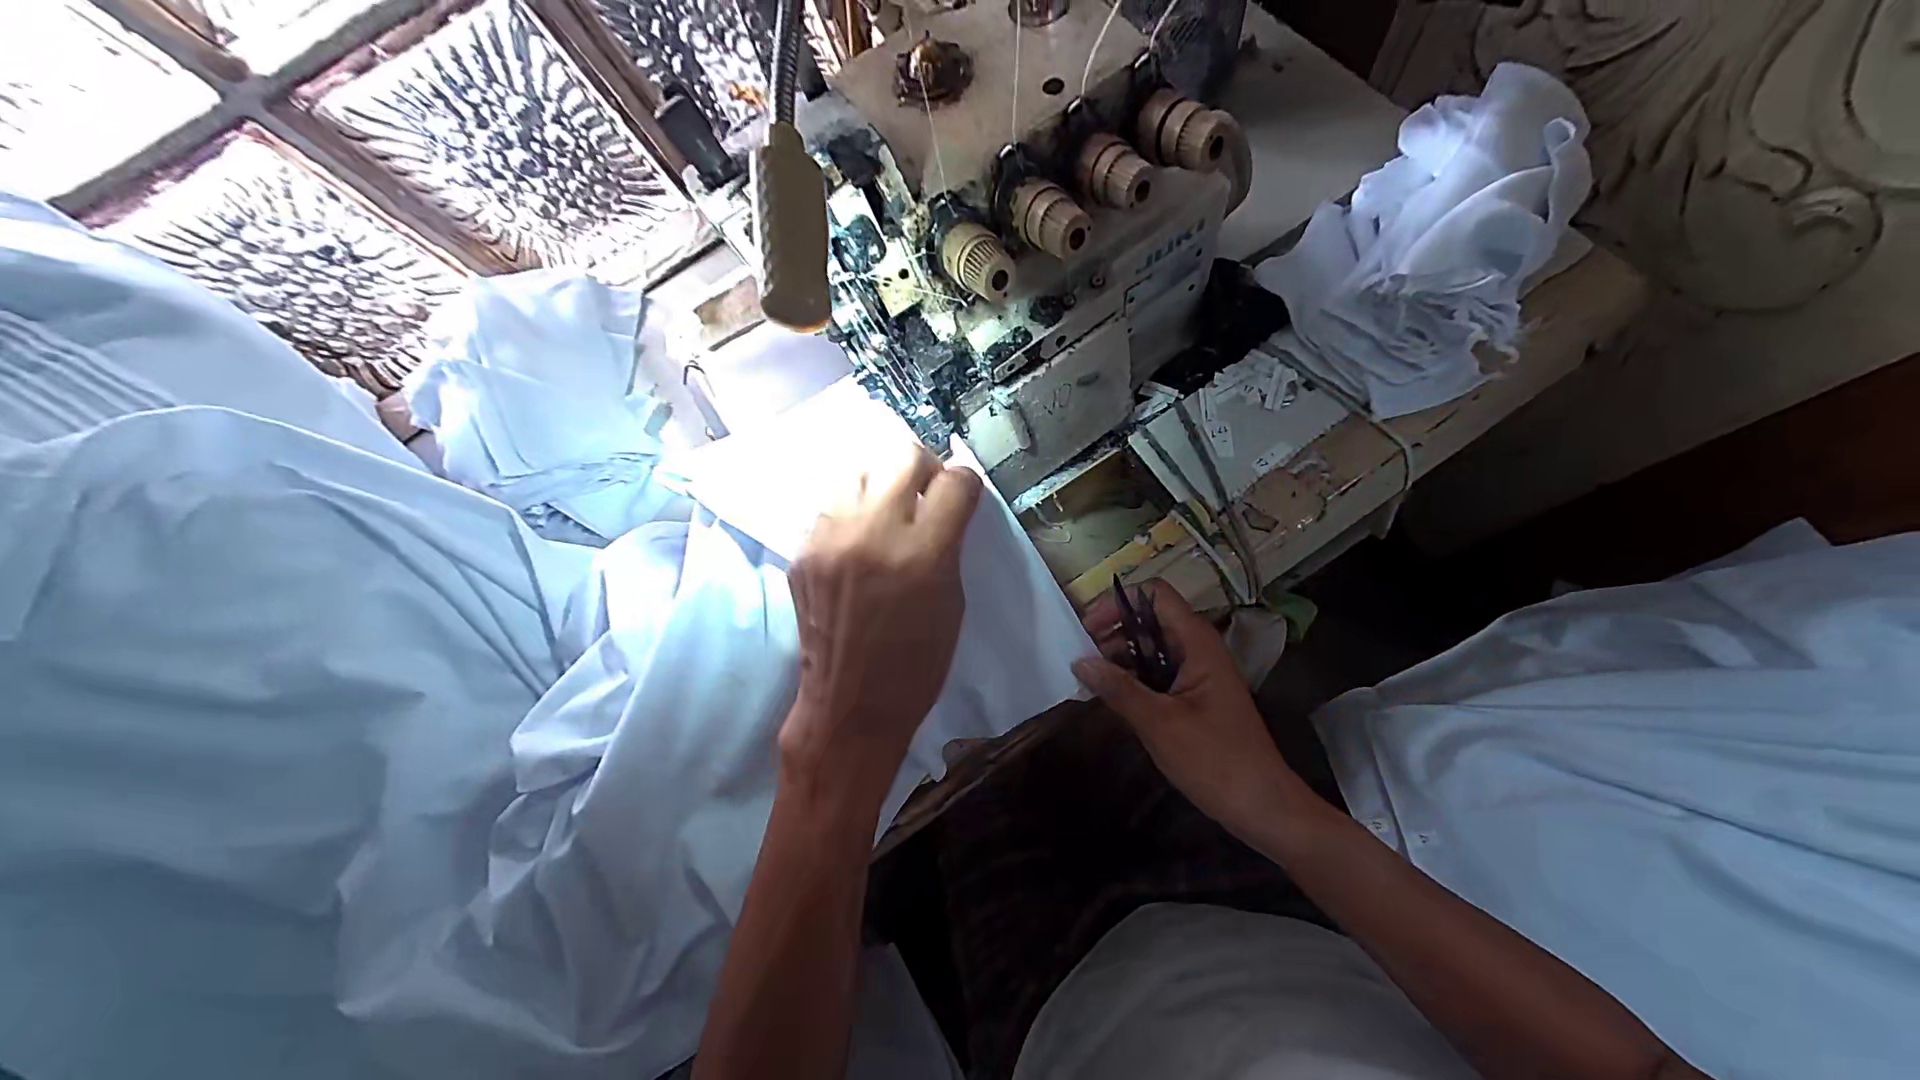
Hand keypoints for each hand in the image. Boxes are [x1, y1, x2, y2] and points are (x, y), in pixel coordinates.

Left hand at [780, 444, 983, 813]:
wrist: (850, 704)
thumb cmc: (916, 663)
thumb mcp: (952, 600)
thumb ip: (948, 543)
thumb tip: (944, 504)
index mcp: (923, 554)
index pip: (955, 481)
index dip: (965, 484)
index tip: (961, 495)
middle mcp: (873, 534)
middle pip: (903, 456)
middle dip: (923, 470)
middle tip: (925, 495)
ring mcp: (830, 539)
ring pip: (861, 471)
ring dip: (882, 487)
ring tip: (888, 516)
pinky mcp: (802, 551)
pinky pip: (833, 506)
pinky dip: (852, 514)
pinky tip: (858, 542)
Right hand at [1073, 582, 1317, 839]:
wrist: (1263, 807)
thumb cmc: (1215, 760)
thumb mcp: (1159, 723)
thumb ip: (1118, 688)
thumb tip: (1080, 661)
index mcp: (1198, 643)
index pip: (1155, 595)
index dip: (1119, 602)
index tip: (1088, 629)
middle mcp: (1199, 649)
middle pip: (1150, 619)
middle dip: (1113, 631)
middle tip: (1083, 658)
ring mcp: (1199, 673)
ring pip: (1152, 647)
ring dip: (1121, 656)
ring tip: (1091, 679)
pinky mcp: (1195, 697)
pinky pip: (1159, 672)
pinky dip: (1134, 677)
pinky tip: (1112, 697)